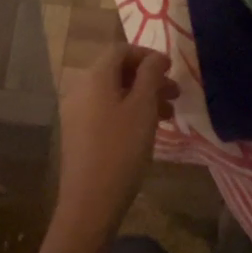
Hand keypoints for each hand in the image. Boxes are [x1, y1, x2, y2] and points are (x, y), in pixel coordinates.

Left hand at [34, 44, 178, 252]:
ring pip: (113, 92)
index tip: (171, 69)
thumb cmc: (121, 149)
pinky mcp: (78, 133)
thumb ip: (151, 75)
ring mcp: (76, 112)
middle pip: (117, 71)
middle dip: (148, 78)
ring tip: (167, 115)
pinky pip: (105, 110)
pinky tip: (145, 130)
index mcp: (94, 77)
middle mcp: (80, 88)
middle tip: (175, 93)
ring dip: (141, 96)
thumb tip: (156, 57)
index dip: (147, 55)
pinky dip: (127, 111)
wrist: (89, 203)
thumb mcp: (143, 108)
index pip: (121, 50)